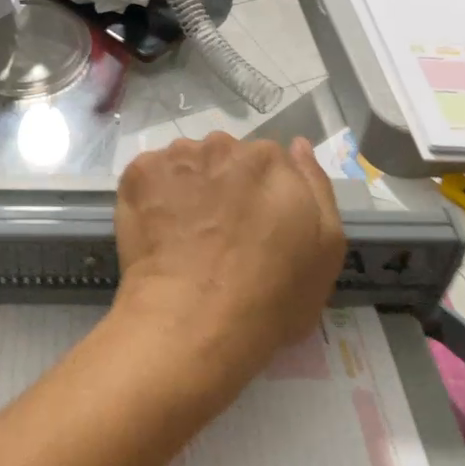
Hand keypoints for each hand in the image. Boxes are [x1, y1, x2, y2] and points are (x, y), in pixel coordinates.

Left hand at [114, 133, 345, 378]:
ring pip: (186, 165)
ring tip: (185, 236)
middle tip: (220, 236)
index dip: (263, 196)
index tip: (257, 228)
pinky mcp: (139, 174)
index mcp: (270, 160)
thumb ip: (315, 186)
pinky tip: (158, 233)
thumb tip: (298, 145)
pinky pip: (150, 178)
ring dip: (188, 188)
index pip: (269, 164)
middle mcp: (223, 146)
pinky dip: (153, 198)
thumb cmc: (271, 295)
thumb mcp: (325, 248)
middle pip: (226, 159)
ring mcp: (177, 158)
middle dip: (225, 187)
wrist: (194, 320)